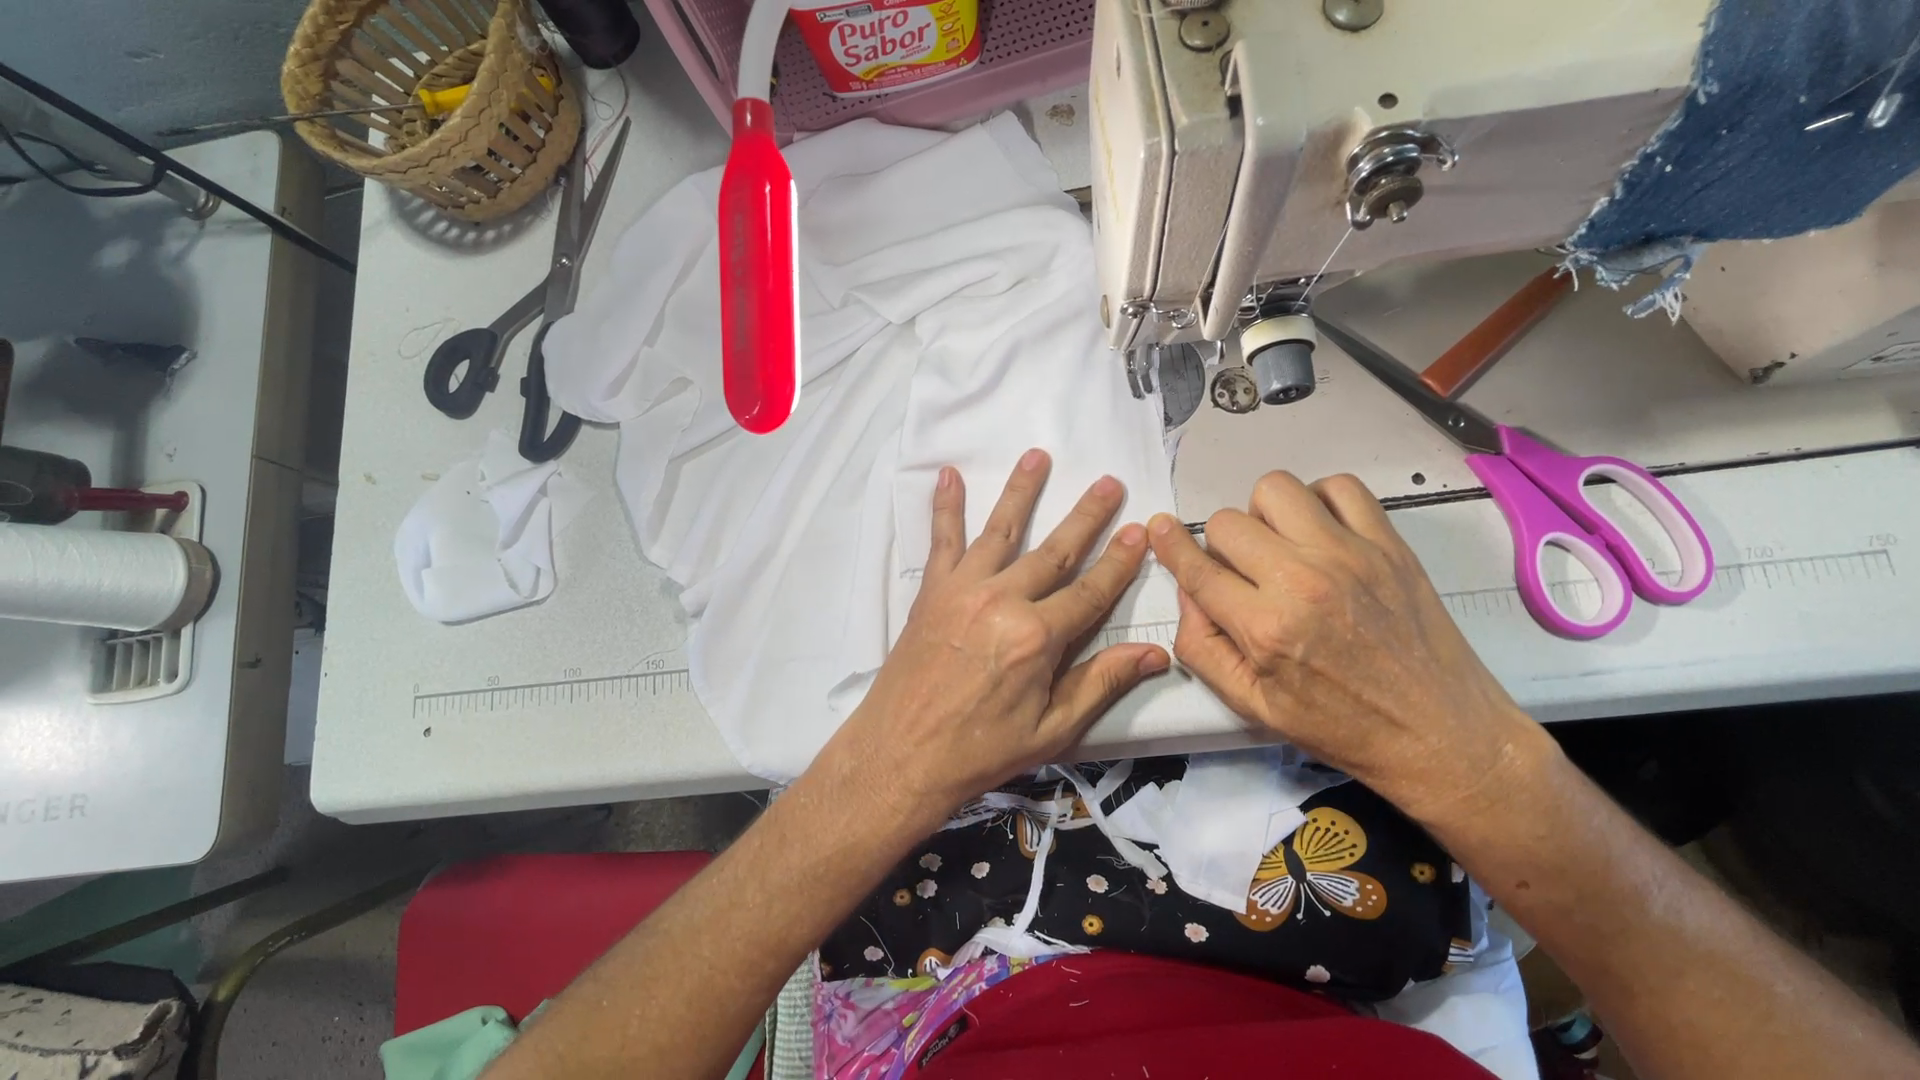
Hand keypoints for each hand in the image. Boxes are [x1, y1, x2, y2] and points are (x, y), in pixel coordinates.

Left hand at [819, 449, 1170, 824]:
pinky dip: (945, 506)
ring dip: (1022, 491)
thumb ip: (1102, 683)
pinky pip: (941, 541)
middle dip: (1085, 515)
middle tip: (1108, 482)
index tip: (1141, 530)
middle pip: (1054, 551)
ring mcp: (963, 591)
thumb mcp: (1053, 728)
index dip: (1120, 561)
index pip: (1092, 591)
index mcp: (1037, 638)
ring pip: (1001, 531)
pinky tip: (947, 475)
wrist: (902, 755)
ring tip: (1039, 455)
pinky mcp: (932, 593)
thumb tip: (1156, 654)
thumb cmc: (981, 750)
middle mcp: (1002, 601)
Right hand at [1147, 471, 1552, 824]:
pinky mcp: (1388, 544)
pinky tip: (1321, 532)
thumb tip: (1189, 593)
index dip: (1170, 545)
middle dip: (1221, 546)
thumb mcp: (1252, 706)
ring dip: (1264, 515)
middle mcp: (1301, 581)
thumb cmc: (1340, 726)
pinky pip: (1340, 486)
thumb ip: (1202, 648)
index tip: (1160, 529)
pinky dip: (1319, 500)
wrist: (1438, 733)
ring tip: (1280, 545)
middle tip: (1243, 573)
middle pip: (1228, 523)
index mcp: (1264, 628)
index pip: (1197, 568)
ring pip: (1276, 489)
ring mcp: (1349, 555)